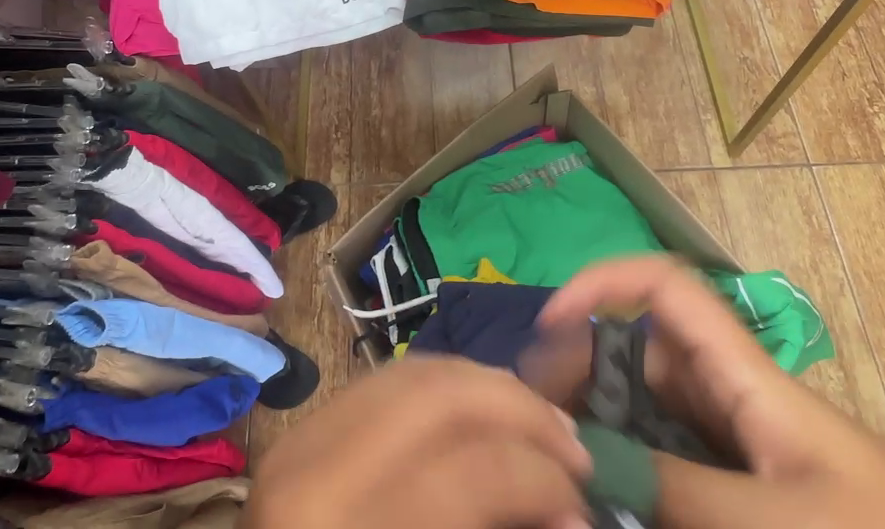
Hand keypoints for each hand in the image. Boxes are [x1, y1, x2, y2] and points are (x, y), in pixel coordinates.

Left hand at [244, 355, 594, 528]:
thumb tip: (570, 516)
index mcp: (347, 525)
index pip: (471, 471)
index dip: (542, 481)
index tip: (583, 507)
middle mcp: (316, 468)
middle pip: (441, 395)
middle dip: (521, 411)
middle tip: (573, 448)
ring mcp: (300, 440)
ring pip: (414, 372)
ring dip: (489, 388)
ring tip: (539, 423)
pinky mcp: (301, 432)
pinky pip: (386, 382)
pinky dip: (445, 387)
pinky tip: (482, 410)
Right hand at [519, 255, 884, 528]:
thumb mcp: (776, 521)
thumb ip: (675, 490)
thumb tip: (576, 460)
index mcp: (749, 379)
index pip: (668, 291)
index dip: (603, 283)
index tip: (547, 325)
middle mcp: (735, 403)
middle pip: (640, 359)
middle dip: (581, 375)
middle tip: (532, 428)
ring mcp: (740, 454)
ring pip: (649, 420)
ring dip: (601, 432)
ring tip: (555, 466)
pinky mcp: (744, 498)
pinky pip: (671, 470)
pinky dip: (634, 478)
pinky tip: (603, 501)